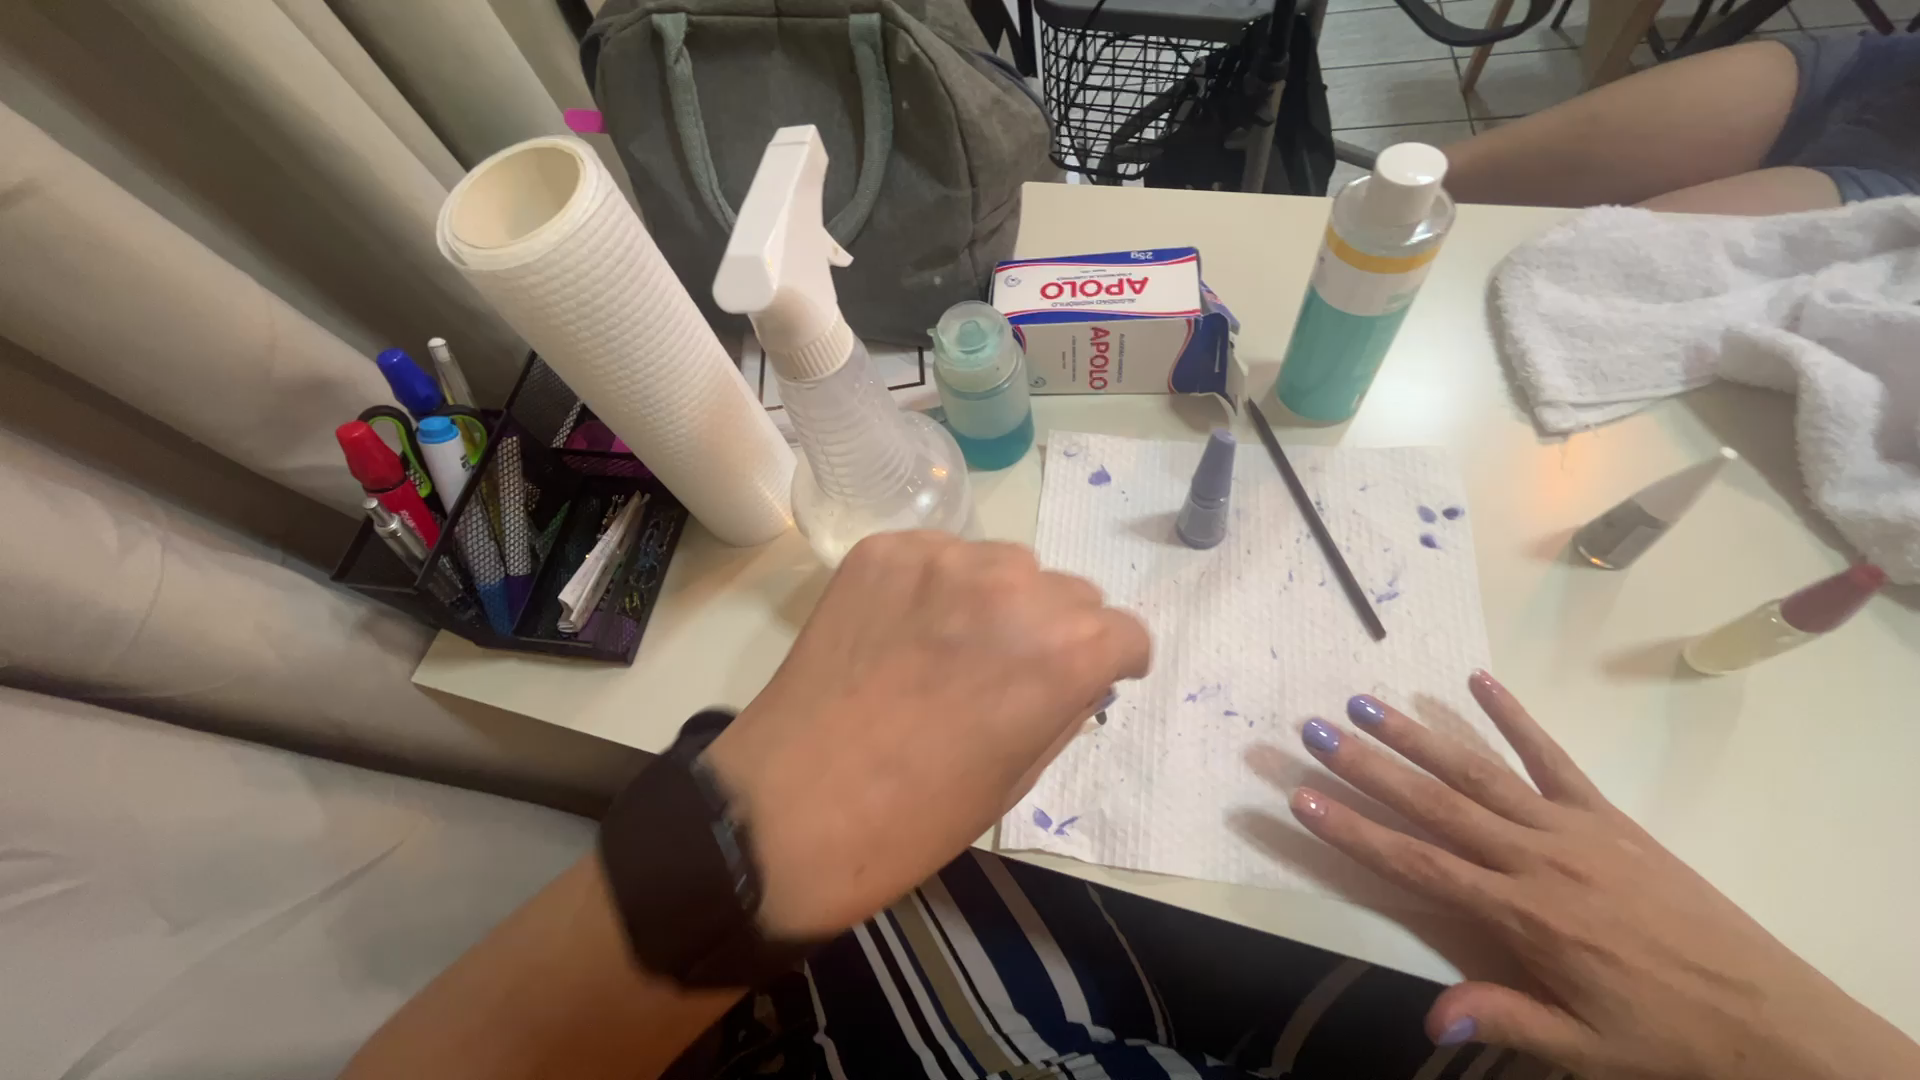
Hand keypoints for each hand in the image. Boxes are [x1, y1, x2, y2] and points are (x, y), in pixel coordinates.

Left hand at [703, 532, 1149, 940]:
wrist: (786, 811)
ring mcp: (942, 559)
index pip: (1123, 631)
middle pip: (1069, 591)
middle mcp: (1013, 588)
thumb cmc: (914, 819)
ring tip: (950, 646)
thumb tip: (1079, 675)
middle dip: (1057, 629)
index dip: (1111, 661)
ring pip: (1006, 564)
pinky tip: (904, 630)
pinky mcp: (883, 550)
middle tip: (1009, 671)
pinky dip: (937, 585)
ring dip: (998, 600)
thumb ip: (1062, 708)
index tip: (1090, 678)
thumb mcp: (1016, 779)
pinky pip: (939, 554)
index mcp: (1063, 653)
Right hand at [1291, 671, 1919, 1079]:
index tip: (1302, 797)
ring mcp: (1570, 828)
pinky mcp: (1606, 816)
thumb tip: (1430, 1018)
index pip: (1416, 864)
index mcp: (1521, 914)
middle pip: (1433, 803)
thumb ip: (1507, 1020)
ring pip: (1477, 772)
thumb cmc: (1667, 1037)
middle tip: (1315, 730)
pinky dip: (1514, 718)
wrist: (1779, 1022)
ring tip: (1367, 703)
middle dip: (1366, 766)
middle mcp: (1535, 858)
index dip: (1354, 831)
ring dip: (1417, 735)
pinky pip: (1552, 759)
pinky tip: (1479, 681)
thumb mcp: (1586, 1049)